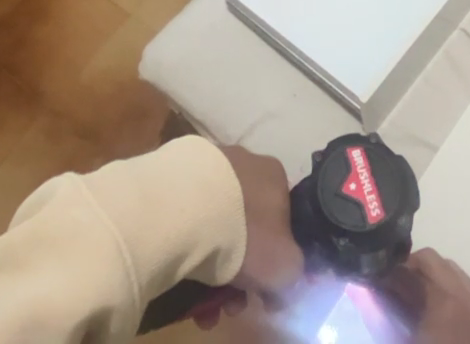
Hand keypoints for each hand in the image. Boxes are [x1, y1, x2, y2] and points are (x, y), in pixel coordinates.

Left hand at [191, 145, 303, 328]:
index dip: (274, 262)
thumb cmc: (246, 233)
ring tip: (199, 306)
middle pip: (247, 230)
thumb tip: (285, 283)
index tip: (260, 293)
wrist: (184, 210)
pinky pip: (189, 221)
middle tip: (228, 305)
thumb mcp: (286, 265)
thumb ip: (293, 274)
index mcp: (276, 175)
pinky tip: (181, 277)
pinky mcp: (176, 177)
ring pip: (216, 228)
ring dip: (212, 272)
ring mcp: (208, 168)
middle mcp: (245, 164)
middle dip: (239, 274)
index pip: (282, 222)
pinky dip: (188, 250)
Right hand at [382, 249, 469, 343]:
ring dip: (433, 277)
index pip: (416, 262)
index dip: (395, 268)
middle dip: (412, 270)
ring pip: (454, 272)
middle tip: (394, 290)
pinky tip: (436, 313)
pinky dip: (450, 290)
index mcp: (445, 301)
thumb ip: (376, 316)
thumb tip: (358, 289)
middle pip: (436, 261)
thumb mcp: (397, 341)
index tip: (382, 280)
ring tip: (414, 301)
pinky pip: (469, 289)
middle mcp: (468, 297)